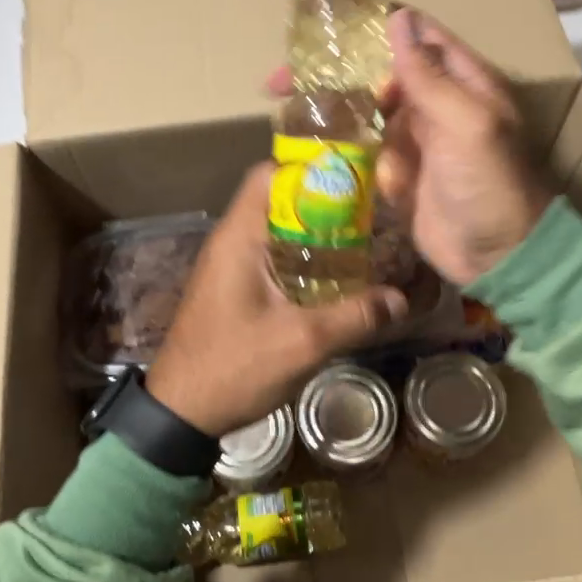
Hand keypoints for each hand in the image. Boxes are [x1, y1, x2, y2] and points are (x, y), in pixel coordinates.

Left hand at [147, 165, 408, 437]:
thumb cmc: (235, 367)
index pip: (271, 173)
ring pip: (278, 231)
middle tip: (371, 215)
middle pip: (280, 201)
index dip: (313, 168)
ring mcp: (229, 266)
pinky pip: (272, 258)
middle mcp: (231, 241)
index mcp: (239, 236)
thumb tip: (400, 299)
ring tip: (363, 243)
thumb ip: (354, 317)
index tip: (357, 179)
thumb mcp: (302, 342)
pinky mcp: (233, 290)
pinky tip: (335, 280)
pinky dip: (302, 260)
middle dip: (325, 203)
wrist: (180, 412)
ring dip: (316, 234)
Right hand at [268, 8, 552, 285]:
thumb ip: (430, 76)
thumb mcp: (468, 123)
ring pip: (360, 112)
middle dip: (331, 73)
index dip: (368, 28)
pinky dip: (335, 147)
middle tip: (280, 80)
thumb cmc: (491, 184)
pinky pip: (359, 152)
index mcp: (459, 81)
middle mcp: (432, 103)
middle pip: (374, 74)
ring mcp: (411, 140)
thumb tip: (398, 18)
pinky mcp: (393, 175)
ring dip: (326, 109)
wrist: (497, 256)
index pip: (412, 37)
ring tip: (280, 108)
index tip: (321, 31)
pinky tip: (300, 146)